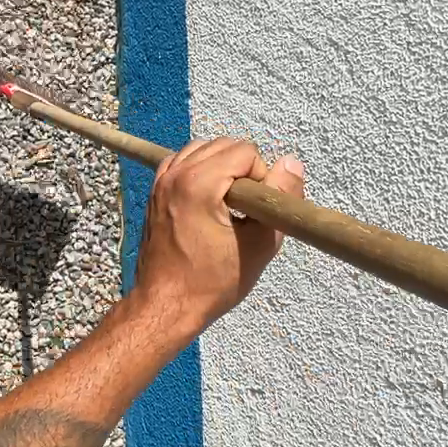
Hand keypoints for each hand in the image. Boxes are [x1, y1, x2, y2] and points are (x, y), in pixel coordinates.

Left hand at [131, 137, 304, 332]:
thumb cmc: (213, 281)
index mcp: (196, 184)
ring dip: (222, 167)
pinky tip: (211, 200)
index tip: (257, 210)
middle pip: (223, 145)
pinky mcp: (155, 191)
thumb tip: (292, 163)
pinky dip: (200, 170)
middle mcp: (174, 174)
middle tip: (247, 208)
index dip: (262, 177)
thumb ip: (280, 199)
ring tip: (231, 205)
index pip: (244, 151)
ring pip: (202, 149)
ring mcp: (160, 181)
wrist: (167, 301)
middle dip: (244, 169)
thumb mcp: (260, 242)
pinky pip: (182, 162)